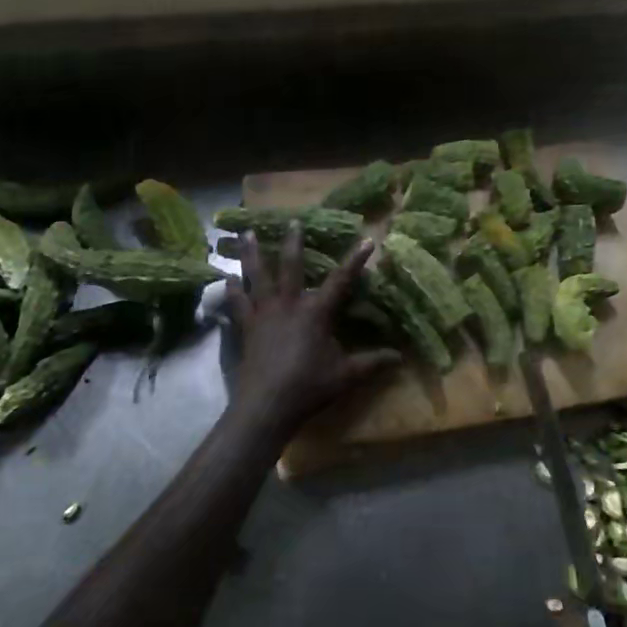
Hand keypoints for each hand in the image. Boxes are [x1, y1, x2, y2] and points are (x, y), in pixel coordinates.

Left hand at [223, 225, 399, 433]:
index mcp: (316, 312)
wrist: (267, 405)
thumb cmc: (309, 387)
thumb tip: (400, 357)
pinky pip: (237, 302)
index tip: (367, 240)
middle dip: (292, 243)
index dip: (355, 260)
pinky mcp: (245, 326)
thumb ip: (372, 363)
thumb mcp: (346, 375)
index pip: (340, 281)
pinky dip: (231, 289)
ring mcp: (263, 313)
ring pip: (256, 276)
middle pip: (290, 267)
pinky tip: (226, 278)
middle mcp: (288, 304)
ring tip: (246, 233)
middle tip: (292, 222)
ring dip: (252, 254)